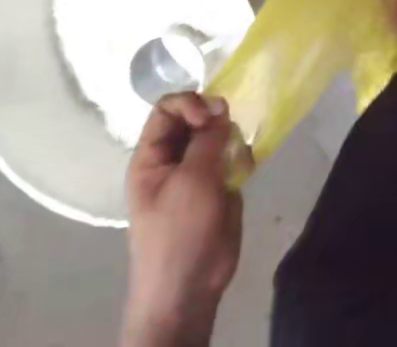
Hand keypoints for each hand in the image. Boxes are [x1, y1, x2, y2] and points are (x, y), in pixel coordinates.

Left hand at [122, 93, 246, 346]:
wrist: (188, 292)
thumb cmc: (179, 233)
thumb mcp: (191, 180)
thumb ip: (207, 140)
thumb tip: (220, 110)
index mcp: (151, 156)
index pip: (166, 109)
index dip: (189, 103)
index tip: (210, 116)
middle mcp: (170, 159)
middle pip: (191, 119)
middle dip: (211, 115)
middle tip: (230, 122)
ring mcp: (194, 174)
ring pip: (212, 137)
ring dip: (227, 135)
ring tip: (238, 148)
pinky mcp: (216, 188)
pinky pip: (227, 159)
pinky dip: (238, 155)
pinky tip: (245, 164)